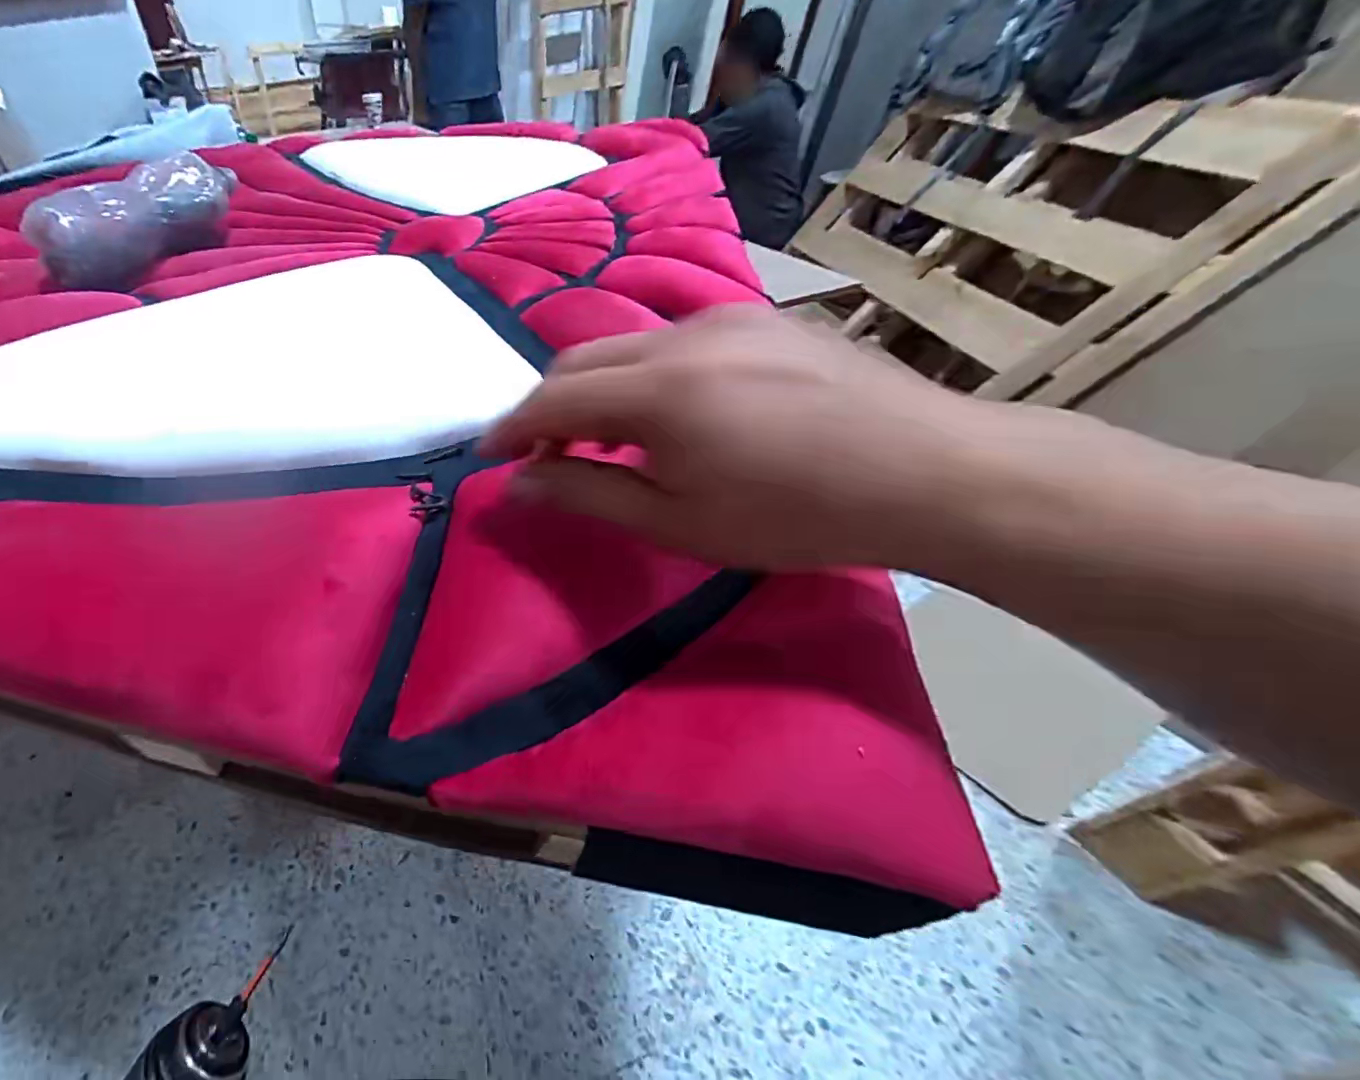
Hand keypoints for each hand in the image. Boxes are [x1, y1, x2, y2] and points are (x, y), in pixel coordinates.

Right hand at [478, 306, 1009, 569]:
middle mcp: (682, 336)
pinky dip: (640, 378)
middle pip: (579, 361)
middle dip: (546, 408)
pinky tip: (665, 416)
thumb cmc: (794, 516)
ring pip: (624, 348)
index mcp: (658, 391)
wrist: (931, 473)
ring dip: (594, 393)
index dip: (511, 429)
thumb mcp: (677, 522)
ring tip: (602, 444)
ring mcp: (726, 319)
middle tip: (542, 458)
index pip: (553, 400)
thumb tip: (521, 483)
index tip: (488, 456)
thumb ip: (587, 494)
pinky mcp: (760, 321)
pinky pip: (671, 343)